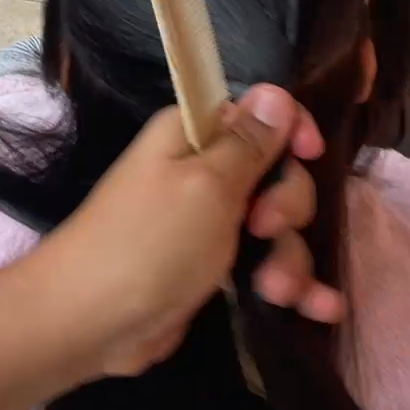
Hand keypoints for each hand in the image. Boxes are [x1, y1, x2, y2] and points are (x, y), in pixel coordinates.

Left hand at [22, 84, 344, 379]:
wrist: (92, 319)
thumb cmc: (150, 241)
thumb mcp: (206, 186)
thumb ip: (247, 143)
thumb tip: (275, 90)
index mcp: (191, 135)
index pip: (255, 113)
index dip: (288, 130)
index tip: (310, 155)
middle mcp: (200, 170)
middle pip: (274, 172)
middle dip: (286, 205)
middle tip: (261, 229)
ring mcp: (206, 221)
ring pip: (274, 225)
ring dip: (288, 256)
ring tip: (274, 291)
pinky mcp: (211, 267)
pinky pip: (264, 264)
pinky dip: (292, 284)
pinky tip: (318, 308)